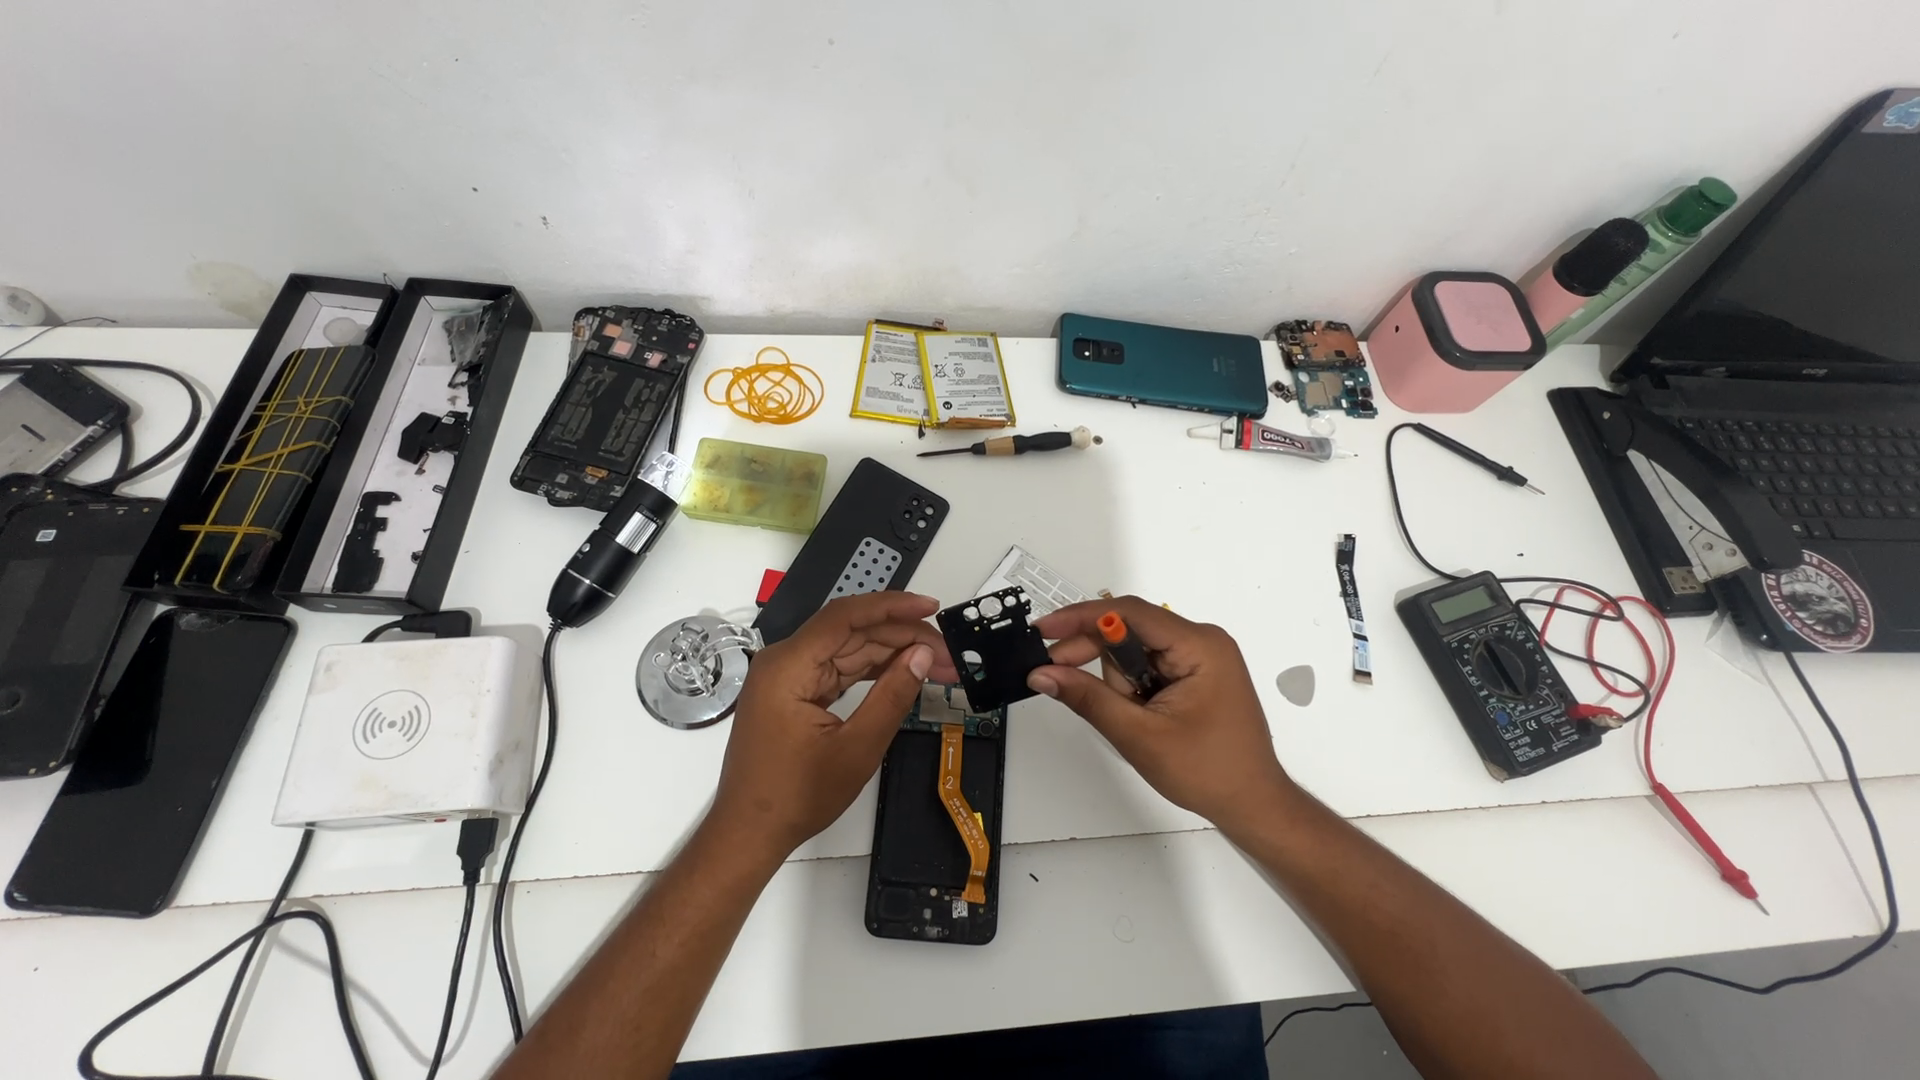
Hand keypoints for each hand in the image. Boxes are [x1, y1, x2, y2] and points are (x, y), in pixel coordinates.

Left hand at [708, 592, 956, 859]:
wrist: (749, 833)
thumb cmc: (798, 796)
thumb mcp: (857, 748)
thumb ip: (893, 696)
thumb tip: (923, 655)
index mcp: (789, 666)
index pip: (846, 616)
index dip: (892, 606)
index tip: (932, 607)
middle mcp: (784, 661)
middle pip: (851, 631)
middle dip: (902, 637)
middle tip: (949, 654)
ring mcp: (787, 677)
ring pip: (847, 649)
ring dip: (892, 654)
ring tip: (937, 664)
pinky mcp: (793, 693)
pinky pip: (837, 669)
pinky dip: (872, 670)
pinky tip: (903, 672)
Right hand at [1028, 596, 1295, 836]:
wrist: (1252, 803)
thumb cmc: (1206, 770)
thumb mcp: (1138, 734)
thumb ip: (1087, 698)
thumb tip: (1042, 673)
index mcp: (1199, 645)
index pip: (1129, 613)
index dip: (1081, 617)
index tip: (1044, 630)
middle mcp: (1202, 641)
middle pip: (1129, 629)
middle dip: (1092, 654)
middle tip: (1054, 675)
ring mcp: (1201, 657)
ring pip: (1135, 650)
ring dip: (1118, 681)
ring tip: (1133, 720)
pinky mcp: (1196, 674)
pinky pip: (1148, 665)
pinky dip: (1132, 687)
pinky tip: (1139, 715)